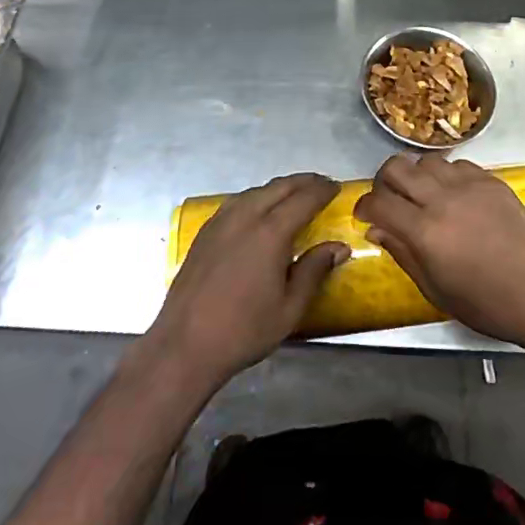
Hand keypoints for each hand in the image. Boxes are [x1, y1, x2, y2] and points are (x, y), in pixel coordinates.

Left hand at [139, 173, 347, 389]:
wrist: (187, 341)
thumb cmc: (245, 329)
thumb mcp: (290, 307)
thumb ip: (314, 271)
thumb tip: (338, 247)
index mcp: (269, 233)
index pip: (302, 199)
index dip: (322, 190)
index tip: (337, 187)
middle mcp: (244, 217)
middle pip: (277, 188)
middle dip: (302, 182)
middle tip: (321, 185)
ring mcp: (220, 222)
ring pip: (254, 192)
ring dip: (277, 188)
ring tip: (294, 195)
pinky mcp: (205, 231)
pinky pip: (236, 203)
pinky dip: (255, 198)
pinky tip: (259, 210)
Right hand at [354, 153, 524, 346]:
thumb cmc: (487, 304)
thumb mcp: (435, 289)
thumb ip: (402, 254)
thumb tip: (376, 229)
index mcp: (425, 232)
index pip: (378, 202)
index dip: (364, 206)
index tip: (365, 216)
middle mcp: (443, 200)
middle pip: (396, 167)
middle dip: (384, 181)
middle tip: (389, 199)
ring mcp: (469, 187)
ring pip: (426, 160)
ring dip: (416, 175)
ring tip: (422, 194)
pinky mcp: (492, 183)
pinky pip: (458, 165)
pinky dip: (446, 175)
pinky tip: (453, 195)